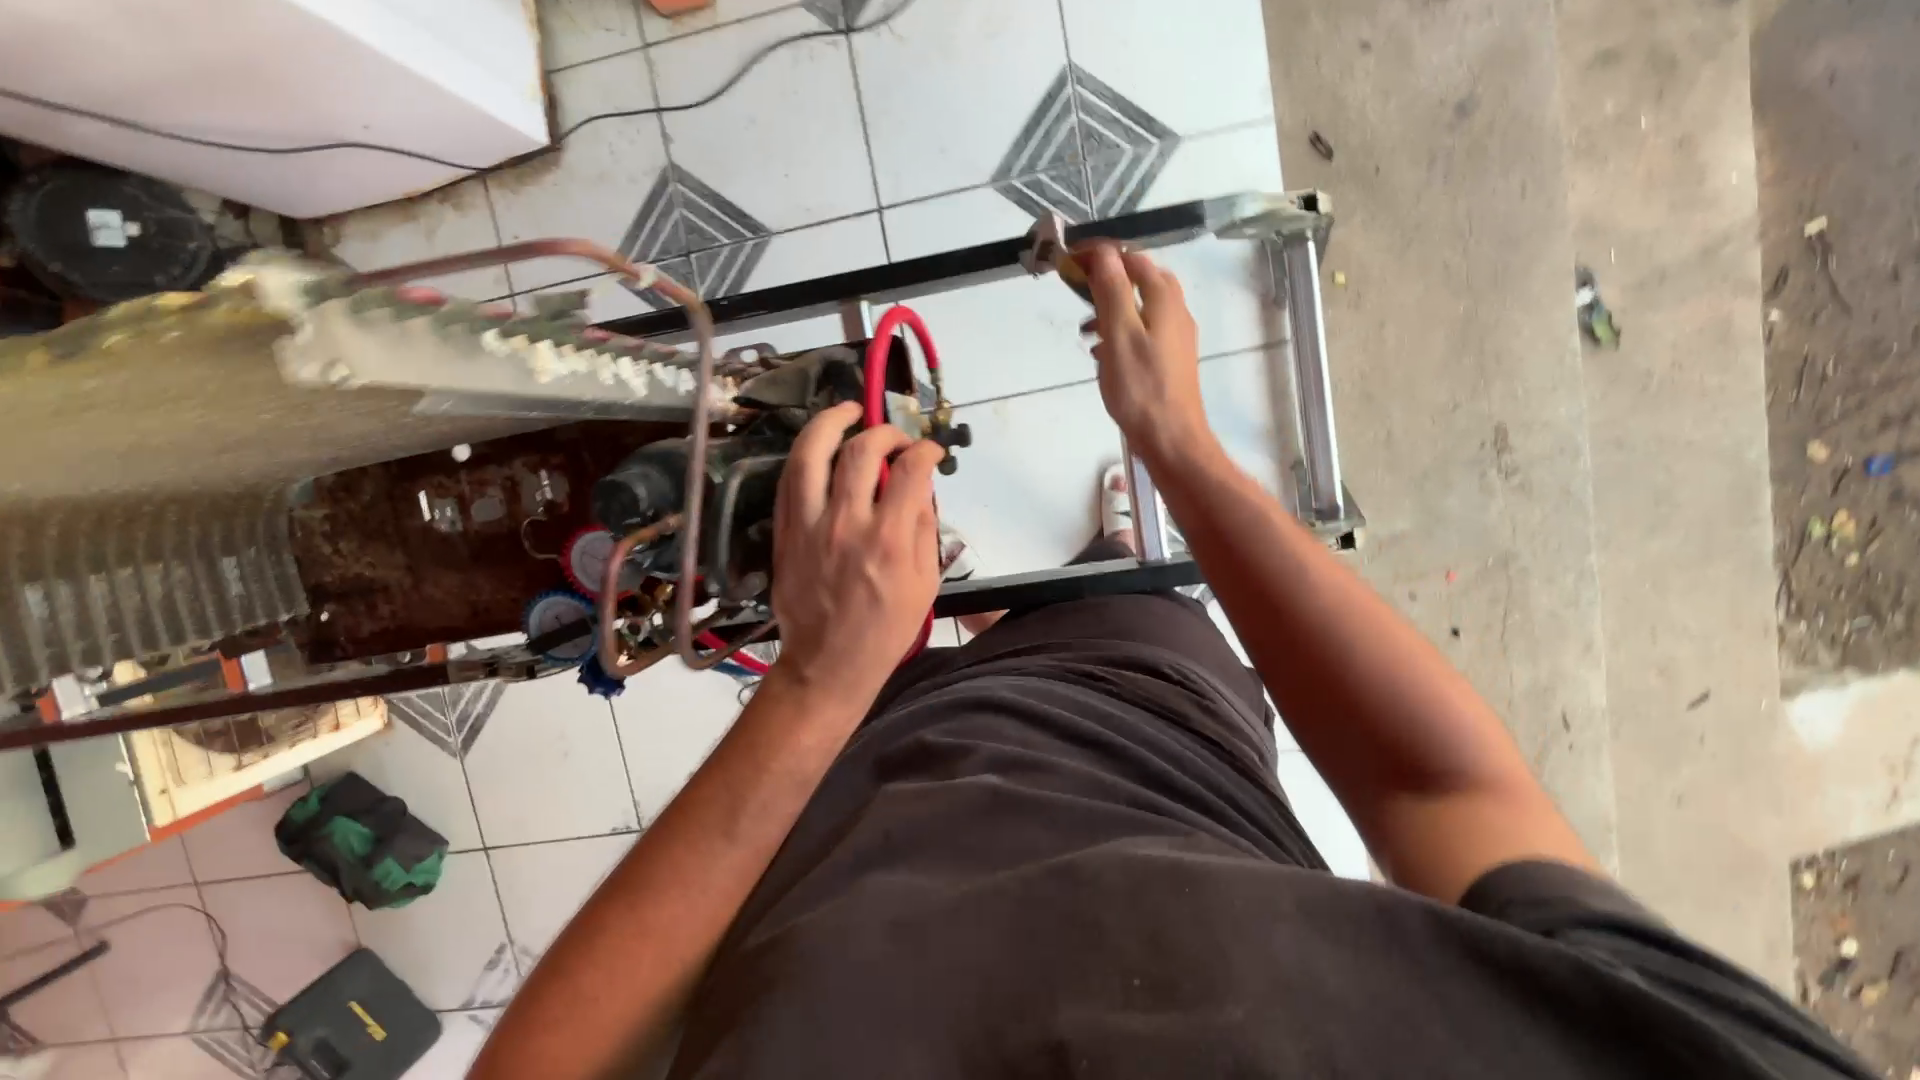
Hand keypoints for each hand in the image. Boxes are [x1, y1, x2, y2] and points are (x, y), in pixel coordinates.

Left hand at [769, 402, 944, 708]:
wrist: (828, 663)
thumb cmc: (886, 630)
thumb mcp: (925, 584)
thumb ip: (922, 528)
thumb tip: (918, 485)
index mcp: (889, 540)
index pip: (910, 469)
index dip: (925, 449)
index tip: (931, 451)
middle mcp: (846, 524)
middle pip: (862, 451)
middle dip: (885, 431)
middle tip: (896, 438)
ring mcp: (808, 526)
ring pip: (812, 454)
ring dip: (831, 423)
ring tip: (847, 412)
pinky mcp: (784, 533)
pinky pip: (790, 481)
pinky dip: (807, 456)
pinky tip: (821, 447)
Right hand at [1081, 245, 1209, 460]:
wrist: (1171, 438)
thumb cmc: (1141, 388)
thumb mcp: (1119, 334)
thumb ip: (1111, 289)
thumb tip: (1102, 251)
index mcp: (1164, 298)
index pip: (1131, 258)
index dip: (1100, 254)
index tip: (1069, 261)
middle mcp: (1176, 311)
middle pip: (1141, 278)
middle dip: (1108, 278)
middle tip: (1078, 291)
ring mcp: (1176, 336)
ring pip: (1141, 307)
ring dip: (1112, 308)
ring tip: (1086, 329)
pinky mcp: (1170, 359)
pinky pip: (1143, 331)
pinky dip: (1120, 331)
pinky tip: (1103, 354)